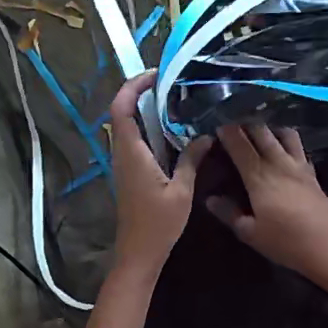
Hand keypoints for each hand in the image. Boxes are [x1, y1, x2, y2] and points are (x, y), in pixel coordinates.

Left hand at [107, 72, 212, 273]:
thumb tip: (206, 135)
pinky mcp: (128, 174)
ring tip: (174, 99)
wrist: (138, 253)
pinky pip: (134, 142)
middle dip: (141, 93)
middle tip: (170, 82)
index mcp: (132, 154)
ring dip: (145, 110)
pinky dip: (148, 129)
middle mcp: (122, 155)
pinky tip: (171, 130)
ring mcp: (123, 165)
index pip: (121, 109)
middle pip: (122, 113)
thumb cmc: (158, 224)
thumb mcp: (181, 191)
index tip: (155, 74)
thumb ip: (191, 160)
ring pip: (127, 127)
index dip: (132, 86)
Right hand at [207, 124, 327, 284]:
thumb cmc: (284, 242)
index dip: (227, 133)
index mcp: (259, 176)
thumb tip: (210, 199)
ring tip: (260, 137)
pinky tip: (282, 153)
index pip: (239, 144)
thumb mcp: (249, 232)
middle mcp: (279, 163)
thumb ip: (228, 213)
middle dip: (246, 126)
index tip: (217, 130)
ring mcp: (299, 166)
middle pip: (262, 132)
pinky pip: (298, 148)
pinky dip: (287, 142)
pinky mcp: (312, 173)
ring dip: (270, 129)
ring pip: (284, 133)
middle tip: (234, 131)